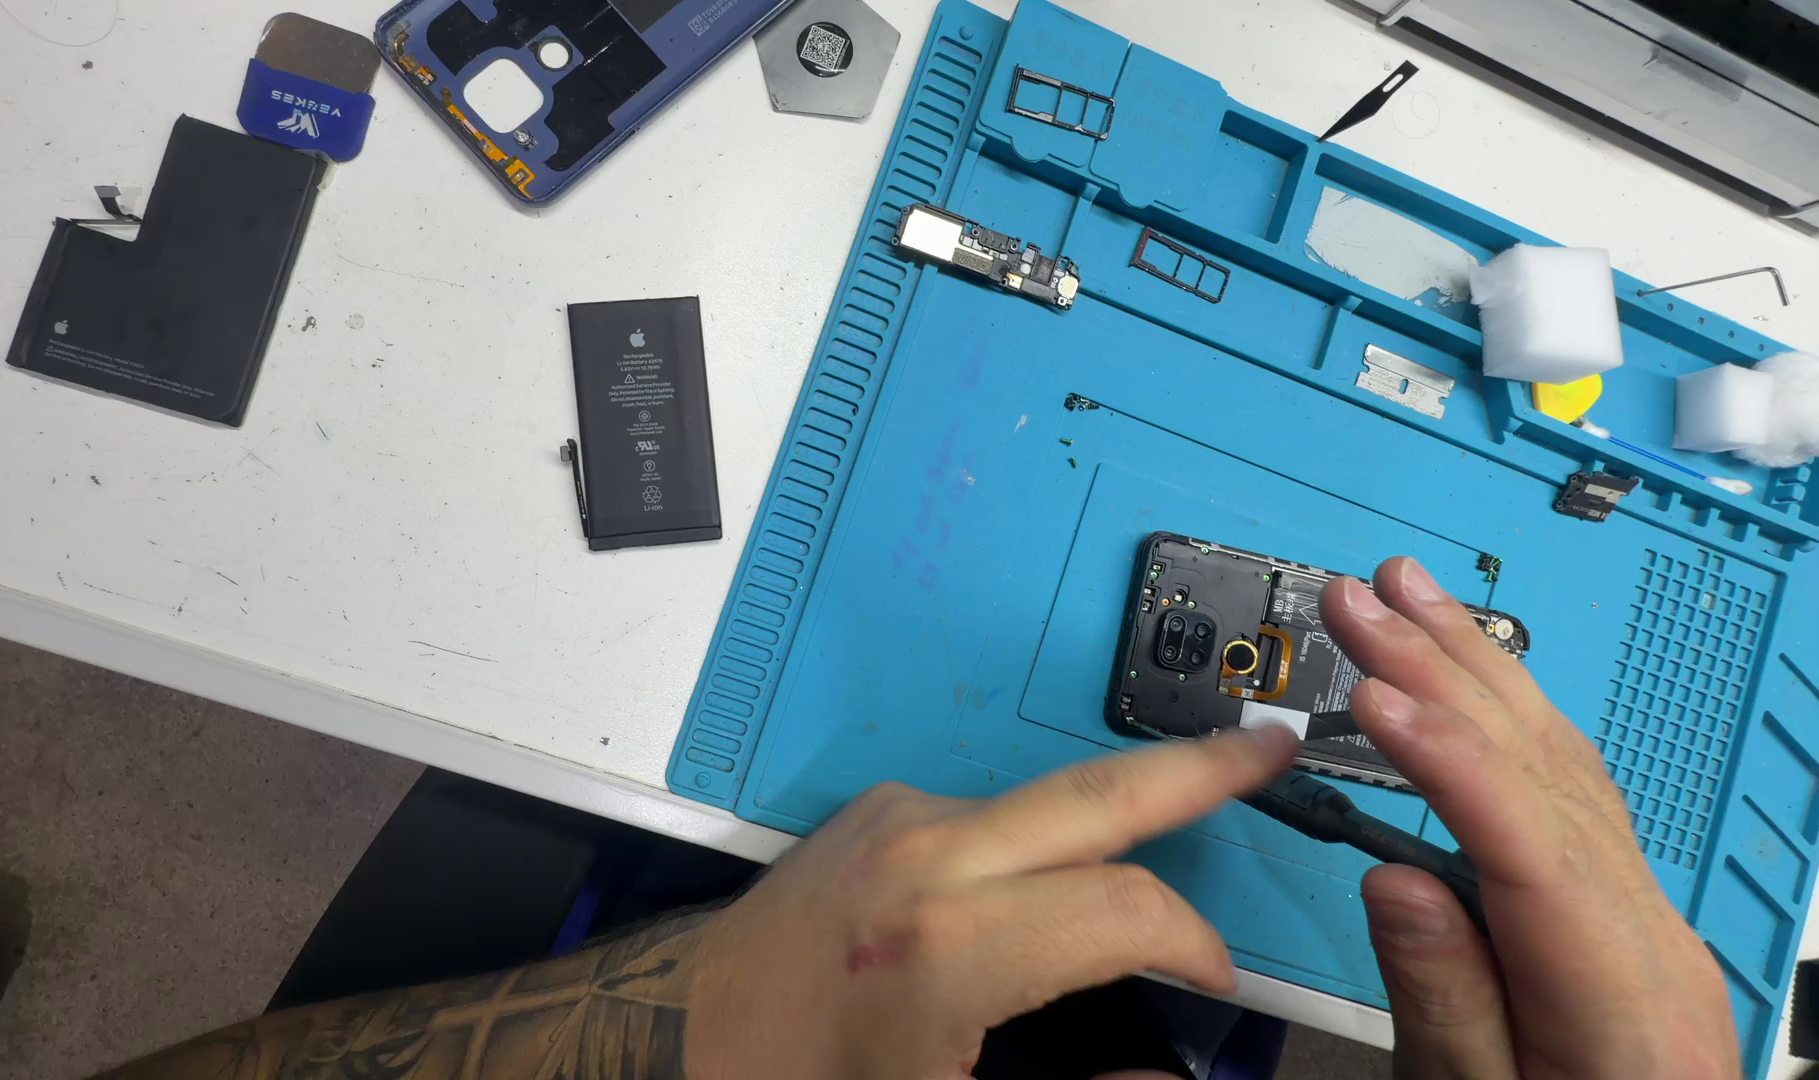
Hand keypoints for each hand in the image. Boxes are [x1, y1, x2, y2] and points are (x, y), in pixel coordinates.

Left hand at [683, 725, 1299, 1079]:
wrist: (685, 1026)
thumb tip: (1163, 1073)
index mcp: (946, 945)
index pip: (1122, 908)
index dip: (1191, 942)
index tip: (1215, 977)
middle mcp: (927, 850)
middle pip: (1093, 792)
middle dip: (1192, 766)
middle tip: (1265, 746)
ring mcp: (899, 813)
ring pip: (1043, 802)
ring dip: (1111, 815)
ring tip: (1166, 829)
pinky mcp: (879, 804)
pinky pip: (987, 812)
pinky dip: (1036, 836)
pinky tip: (1036, 882)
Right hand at [1322, 557, 1739, 1078]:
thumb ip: (1442, 995)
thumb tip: (1392, 879)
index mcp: (1614, 989)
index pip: (1526, 845)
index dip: (1445, 760)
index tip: (1366, 697)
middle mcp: (1637, 917)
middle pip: (1536, 766)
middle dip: (1437, 665)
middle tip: (1360, 598)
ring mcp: (1630, 887)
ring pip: (1551, 746)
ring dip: (1468, 655)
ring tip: (1408, 589)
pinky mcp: (1606, 874)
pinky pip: (1558, 765)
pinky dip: (1502, 695)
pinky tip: (1466, 658)